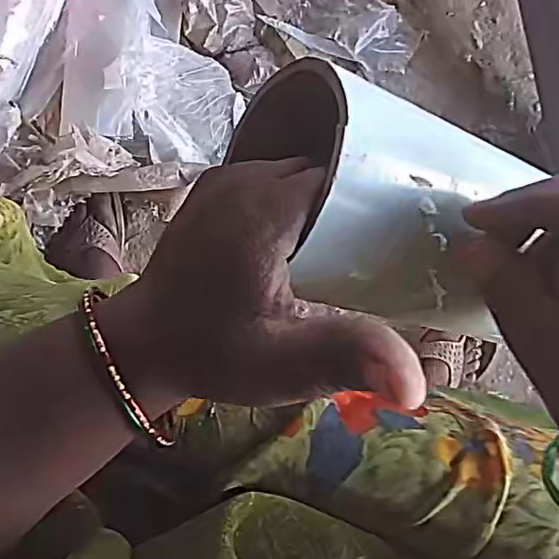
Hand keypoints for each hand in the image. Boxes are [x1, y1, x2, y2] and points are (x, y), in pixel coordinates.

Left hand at [97, 159, 425, 410]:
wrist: (142, 343)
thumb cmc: (212, 352)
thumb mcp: (283, 365)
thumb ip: (348, 359)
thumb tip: (416, 386)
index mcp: (265, 207)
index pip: (342, 179)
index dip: (374, 203)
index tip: (398, 235)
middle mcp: (242, 179)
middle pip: (320, 173)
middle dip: (350, 203)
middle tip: (375, 247)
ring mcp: (222, 180)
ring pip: (294, 174)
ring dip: (320, 203)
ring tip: (342, 246)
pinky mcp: (211, 189)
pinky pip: (268, 179)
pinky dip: (291, 201)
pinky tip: (300, 240)